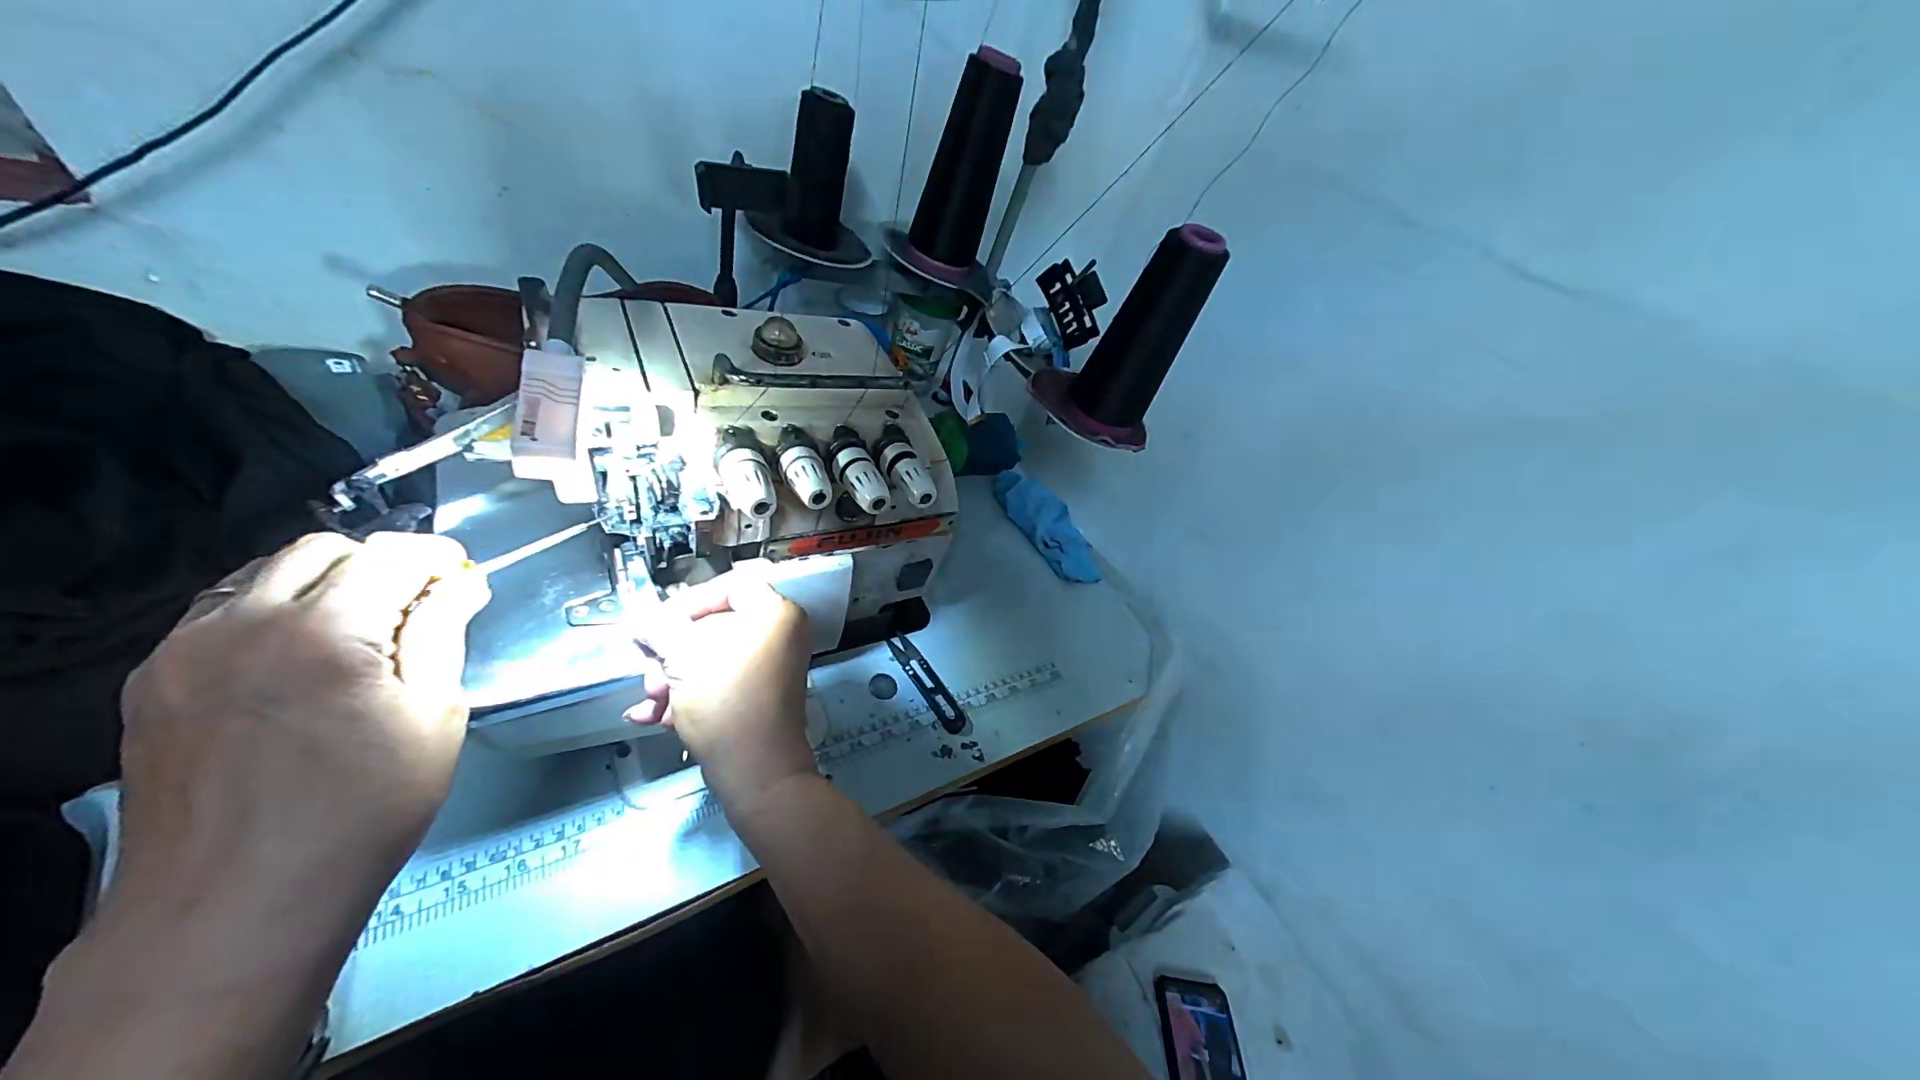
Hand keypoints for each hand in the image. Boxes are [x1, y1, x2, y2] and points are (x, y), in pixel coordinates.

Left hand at [3, 532, 489, 1079]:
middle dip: (380, 561)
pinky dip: (273, 609)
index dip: (436, 556)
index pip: (390, 556)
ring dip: (324, 580)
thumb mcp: (434, 719)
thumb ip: (440, 636)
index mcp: (324, 634)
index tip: (461, 571)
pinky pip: (221, 613)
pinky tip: (301, 652)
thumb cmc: (362, 812)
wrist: (233, 904)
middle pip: (321, 550)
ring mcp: (184, 652)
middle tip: (420, 596)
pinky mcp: (152, 682)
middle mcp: (242, 625)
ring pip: (263, 573)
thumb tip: (457, 586)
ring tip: (363, 621)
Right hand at [627, 572, 815, 808]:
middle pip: (714, 625)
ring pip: (710, 658)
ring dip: (673, 679)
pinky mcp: (759, 695)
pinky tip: (658, 718)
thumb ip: (660, 629)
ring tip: (654, 703)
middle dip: (672, 653)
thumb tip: (642, 621)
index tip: (659, 625)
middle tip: (651, 676)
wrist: (757, 773)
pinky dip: (689, 696)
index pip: (730, 585)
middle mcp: (780, 634)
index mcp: (776, 614)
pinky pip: (720, 682)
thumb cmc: (725, 704)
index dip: (689, 601)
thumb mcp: (683, 659)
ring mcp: (771, 666)